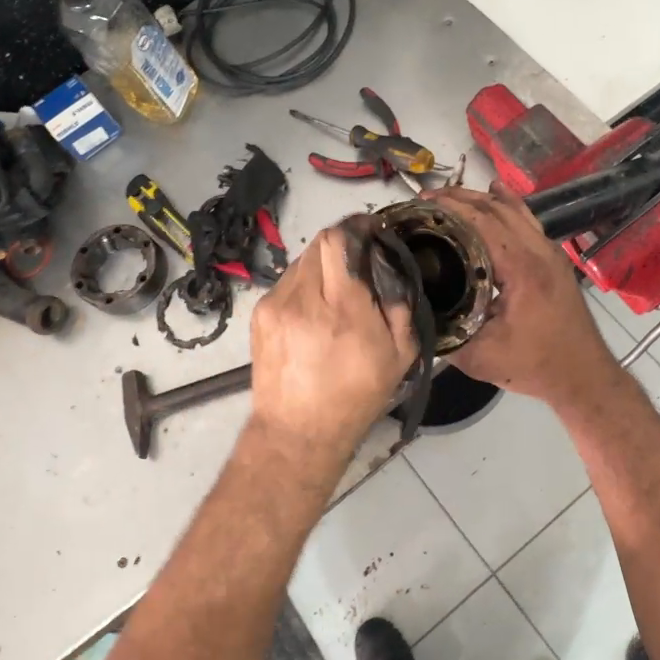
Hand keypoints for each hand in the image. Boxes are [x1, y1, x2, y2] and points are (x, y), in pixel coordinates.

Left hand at [249, 227, 416, 455]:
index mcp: (342, 308)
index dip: (355, 228)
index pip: (338, 240)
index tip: (371, 231)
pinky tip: (315, 310)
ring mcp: (275, 305)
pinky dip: (305, 286)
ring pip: (301, 260)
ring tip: (336, 290)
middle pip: (318, 242)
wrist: (297, 431)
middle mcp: (303, 299)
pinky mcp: (260, 314)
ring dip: (322, 265)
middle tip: (357, 262)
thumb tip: (390, 268)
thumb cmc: (355, 396)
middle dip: (341, 245)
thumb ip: (399, 306)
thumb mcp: (399, 355)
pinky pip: (287, 282)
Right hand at [429, 184, 624, 406]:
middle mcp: (539, 251)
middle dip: (460, 197)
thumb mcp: (480, 357)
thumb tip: (413, 310)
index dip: (450, 207)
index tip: (421, 204)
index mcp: (522, 269)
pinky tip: (495, 194)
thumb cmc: (535, 365)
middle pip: (497, 208)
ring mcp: (550, 252)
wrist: (584, 375)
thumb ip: (444, 333)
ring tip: (450, 197)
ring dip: (482, 199)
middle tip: (427, 198)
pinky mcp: (555, 259)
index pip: (482, 221)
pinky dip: (507, 204)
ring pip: (514, 210)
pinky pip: (528, 220)